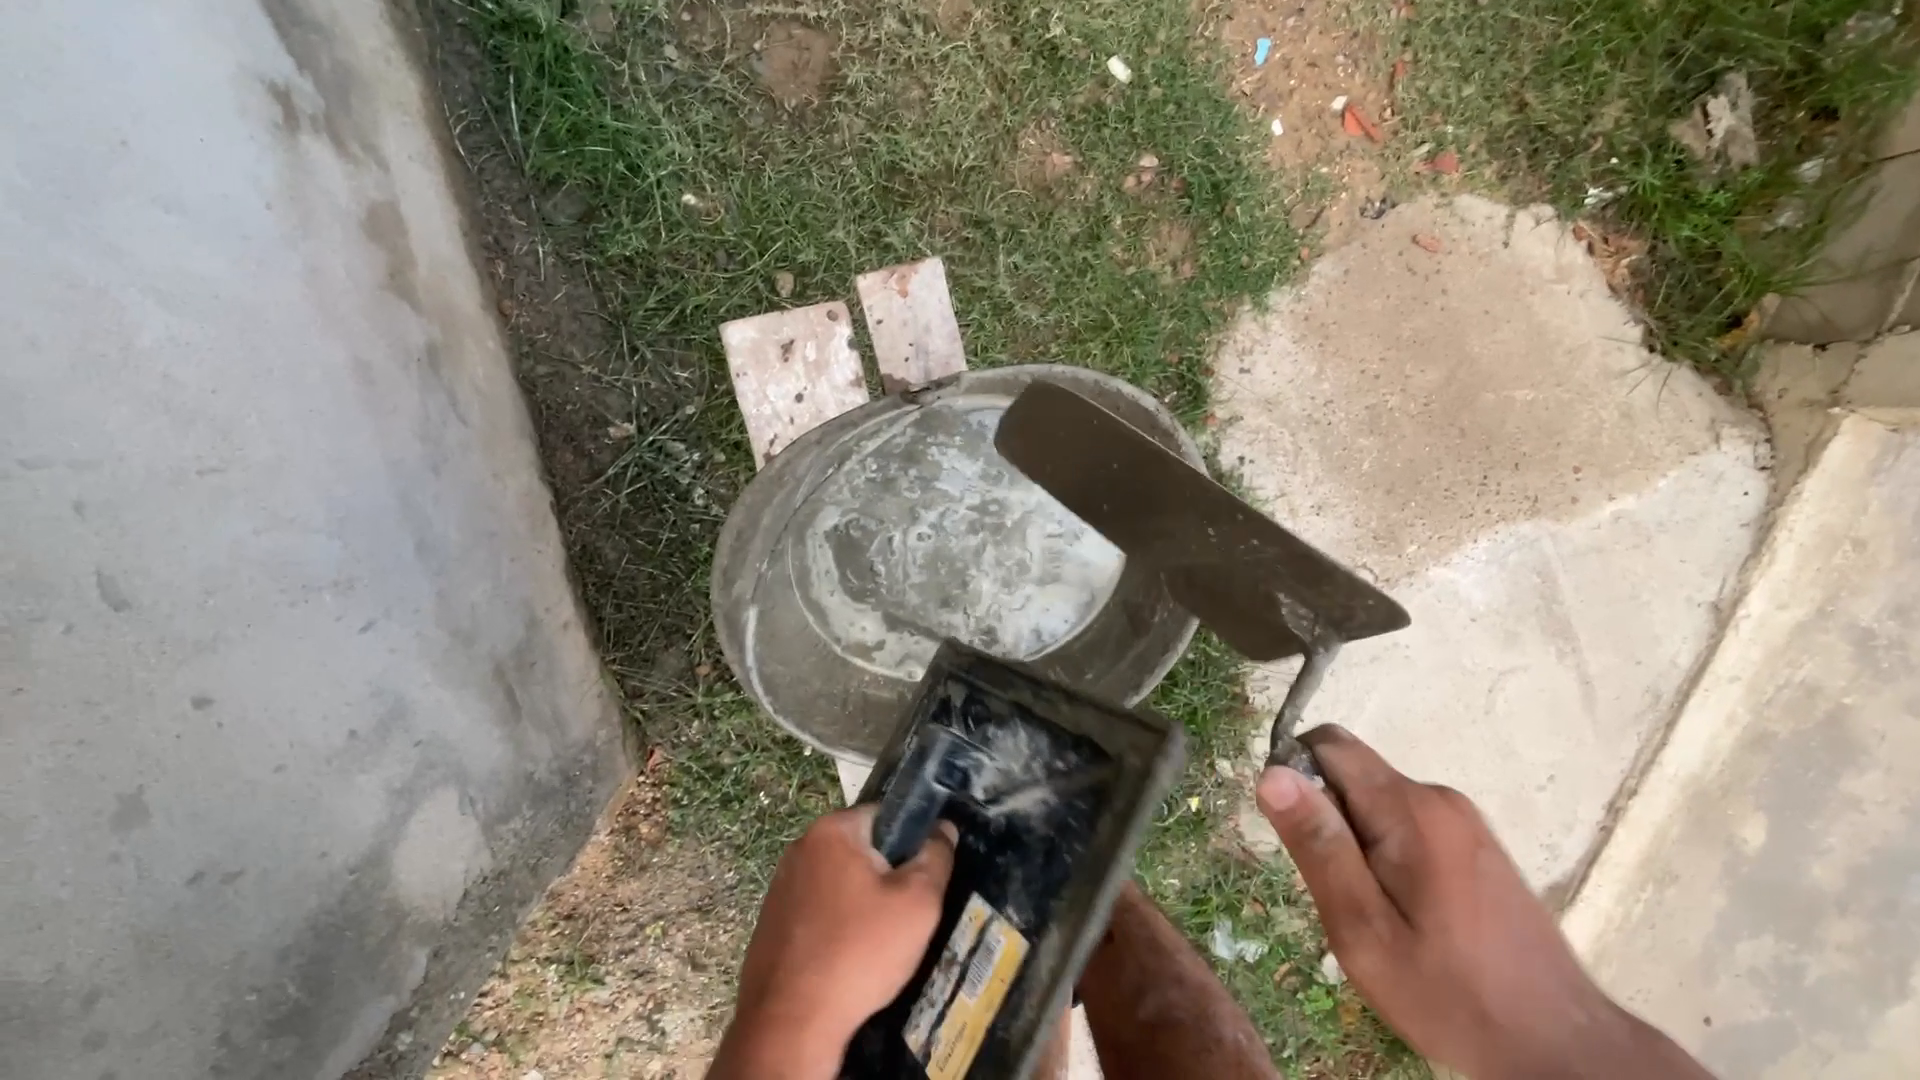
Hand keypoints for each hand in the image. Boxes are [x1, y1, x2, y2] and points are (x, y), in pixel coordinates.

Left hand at [709, 805, 955, 1078]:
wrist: (791, 1022)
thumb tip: (943, 828)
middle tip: (904, 914)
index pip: (885, 815)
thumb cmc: (860, 951)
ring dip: (861, 902)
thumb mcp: (918, 902)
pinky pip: (818, 910)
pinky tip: (847, 958)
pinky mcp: (771, 920)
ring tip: (877, 942)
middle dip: (886, 875)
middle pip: (861, 849)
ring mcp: (781, 885)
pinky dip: (836, 926)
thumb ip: (936, 857)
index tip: (923, 878)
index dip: (912, 843)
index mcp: (832, 830)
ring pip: (840, 882)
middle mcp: (800, 846)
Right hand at [1256, 726, 1708, 1079]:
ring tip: (1371, 911)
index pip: (1327, 745)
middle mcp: (1438, 797)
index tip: (1297, 840)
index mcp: (1409, 809)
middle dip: (1325, 818)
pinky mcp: (1475, 844)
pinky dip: (1384, 853)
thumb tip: (1272, 774)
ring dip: (1354, 841)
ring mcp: (1463, 820)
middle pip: (1350, 773)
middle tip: (1337, 891)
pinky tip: (1403, 913)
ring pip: (1374, 801)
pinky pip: (1404, 822)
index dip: (1294, 777)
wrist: (1560, 1048)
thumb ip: (1318, 845)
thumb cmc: (1449, 994)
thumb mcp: (1362, 929)